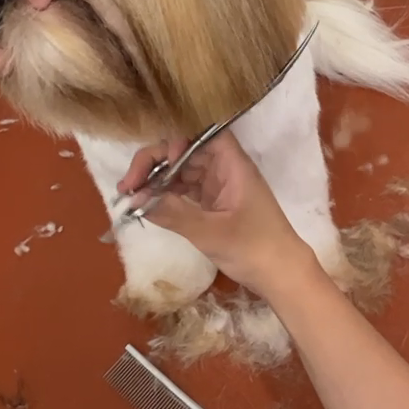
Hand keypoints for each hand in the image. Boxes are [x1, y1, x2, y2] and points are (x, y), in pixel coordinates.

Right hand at [120, 134, 316, 291]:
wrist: (282, 275)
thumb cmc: (255, 248)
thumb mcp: (212, 233)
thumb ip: (175, 213)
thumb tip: (138, 200)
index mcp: (233, 165)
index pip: (203, 134)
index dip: (178, 140)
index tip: (160, 163)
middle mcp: (225, 170)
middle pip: (186, 151)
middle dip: (155, 163)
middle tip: (127, 186)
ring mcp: (220, 187)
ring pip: (183, 172)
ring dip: (157, 181)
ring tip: (129, 196)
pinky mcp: (215, 205)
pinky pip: (186, 191)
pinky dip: (167, 196)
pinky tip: (147, 205)